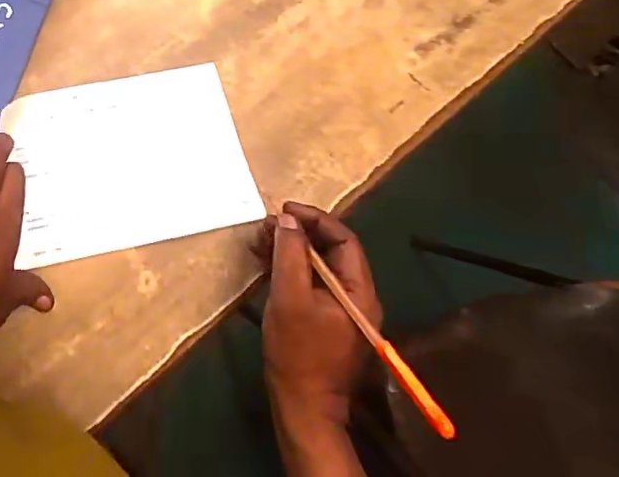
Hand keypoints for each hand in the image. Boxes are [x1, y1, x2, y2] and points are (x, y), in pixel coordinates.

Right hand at [252, 202, 382, 426]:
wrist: (302, 407)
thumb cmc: (298, 352)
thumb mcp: (289, 296)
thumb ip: (289, 253)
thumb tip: (288, 219)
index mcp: (359, 291)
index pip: (343, 239)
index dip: (314, 219)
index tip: (284, 210)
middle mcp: (356, 296)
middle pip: (330, 249)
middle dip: (297, 232)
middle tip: (266, 225)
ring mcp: (340, 308)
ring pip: (317, 263)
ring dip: (289, 247)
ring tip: (259, 240)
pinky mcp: (324, 318)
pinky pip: (309, 280)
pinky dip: (288, 266)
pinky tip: (265, 261)